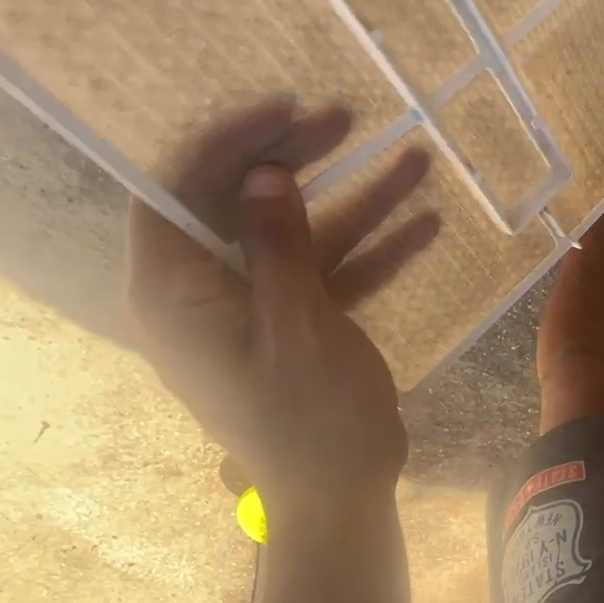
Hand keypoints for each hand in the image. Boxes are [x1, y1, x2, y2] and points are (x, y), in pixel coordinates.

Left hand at [126, 100, 439, 508]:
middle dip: (300, 160)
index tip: (287, 111)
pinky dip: (377, 250)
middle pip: (245, 203)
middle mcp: (208, 290)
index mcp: (176, 291)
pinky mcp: (303, 323)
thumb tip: (263, 172)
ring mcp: (260, 307)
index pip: (179, 191)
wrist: (340, 491)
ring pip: (303, 235)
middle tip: (350, 118)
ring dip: (358, 201)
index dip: (228, 142)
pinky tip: (426, 225)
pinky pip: (336, 273)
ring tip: (415, 162)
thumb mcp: (295, 327)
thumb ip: (276, 247)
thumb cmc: (307, 418)